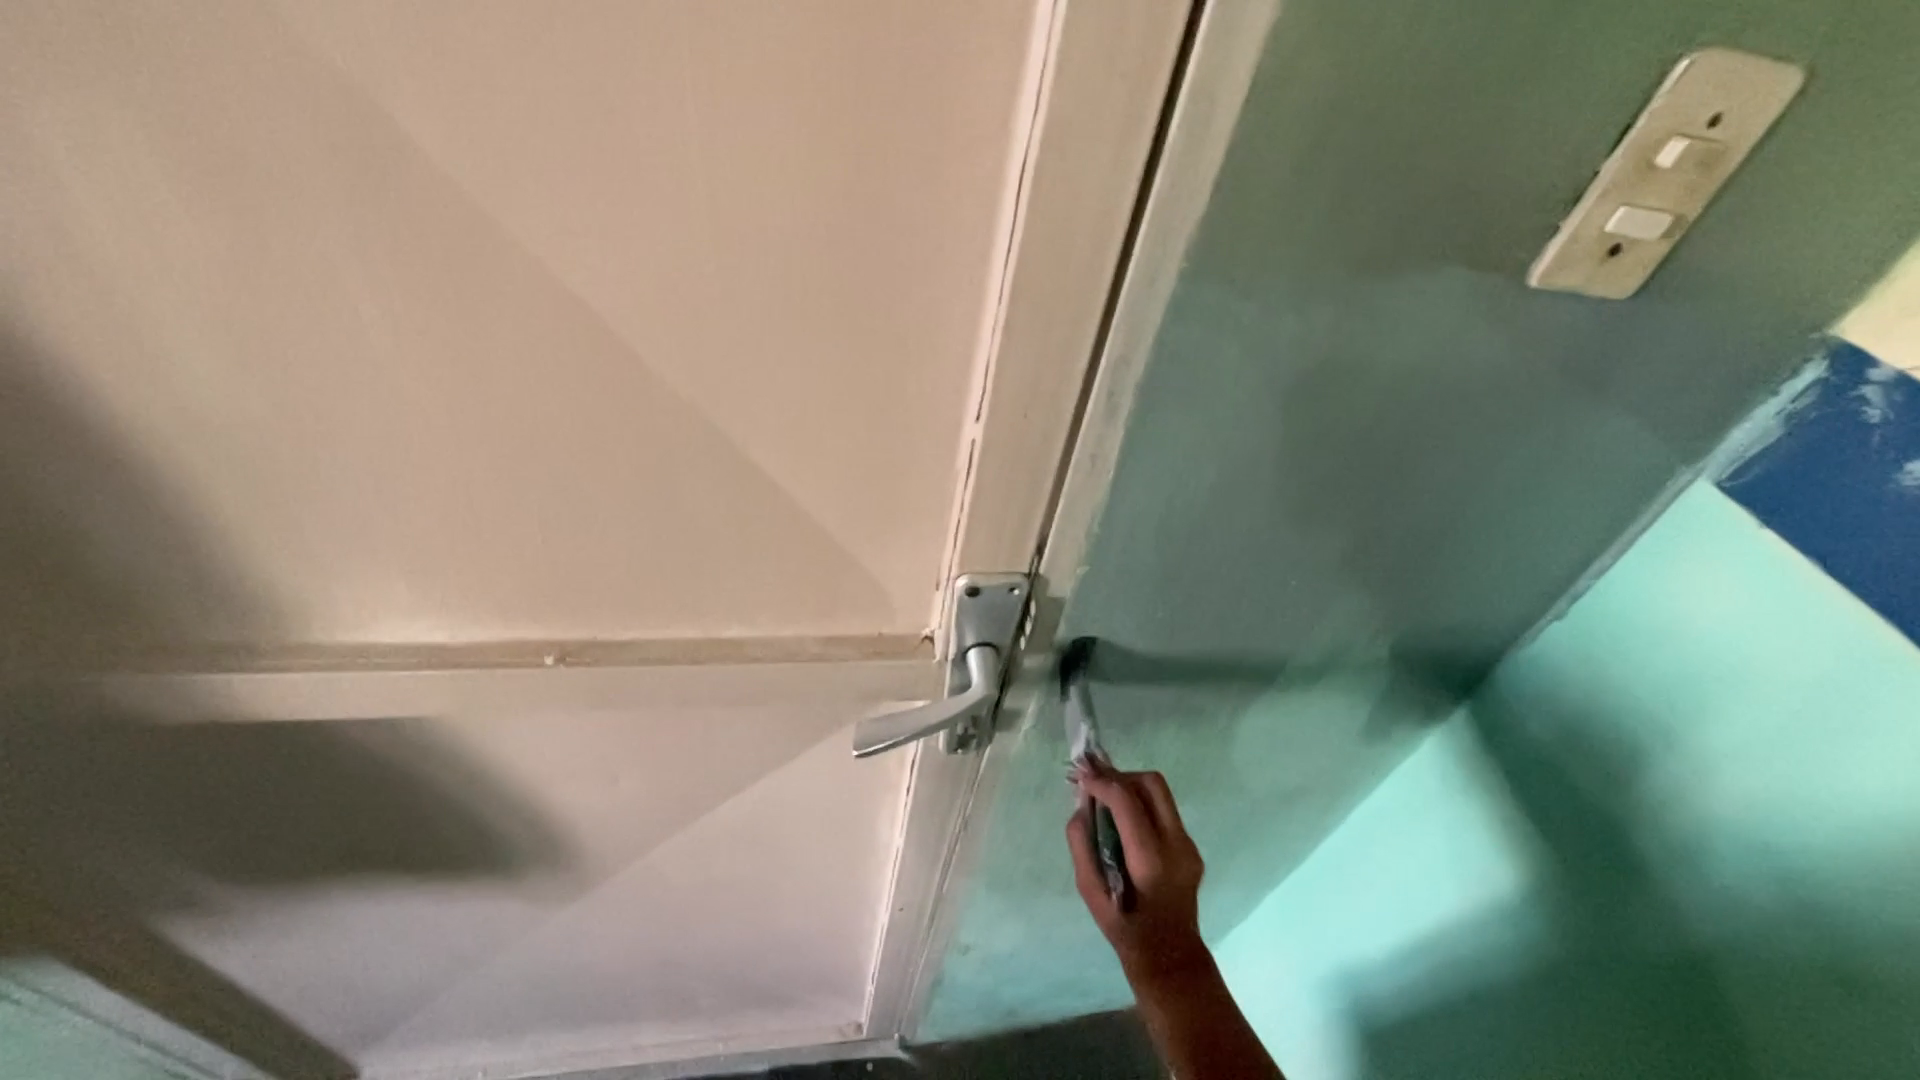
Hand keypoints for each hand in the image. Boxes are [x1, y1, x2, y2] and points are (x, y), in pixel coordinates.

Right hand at [1067, 760, 1209, 984]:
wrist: (1170, 957)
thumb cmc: (1124, 928)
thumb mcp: (1089, 891)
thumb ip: (1082, 845)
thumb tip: (1081, 807)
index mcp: (1150, 860)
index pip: (1127, 802)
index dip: (1102, 782)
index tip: (1081, 777)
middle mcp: (1177, 845)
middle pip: (1152, 784)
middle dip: (1121, 776)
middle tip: (1095, 782)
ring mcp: (1188, 845)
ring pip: (1160, 794)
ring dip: (1131, 788)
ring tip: (1105, 798)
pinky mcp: (1191, 847)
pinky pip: (1164, 811)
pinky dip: (1140, 805)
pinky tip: (1122, 821)